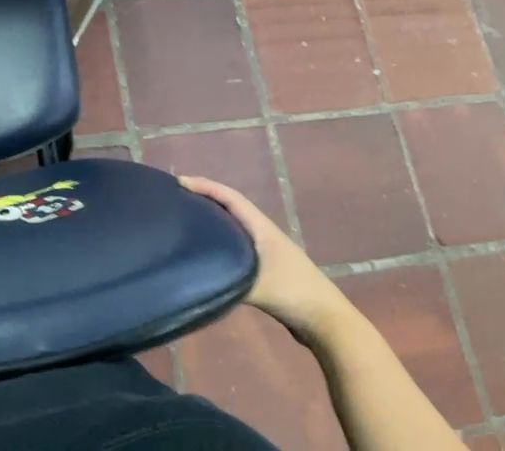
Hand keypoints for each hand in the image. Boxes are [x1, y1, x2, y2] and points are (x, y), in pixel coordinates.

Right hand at [179, 176, 347, 345]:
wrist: (327, 322)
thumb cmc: (293, 293)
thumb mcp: (257, 284)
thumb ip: (226, 277)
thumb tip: (192, 274)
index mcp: (261, 227)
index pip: (229, 197)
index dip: (205, 186)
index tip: (179, 182)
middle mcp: (263, 234)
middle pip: (230, 209)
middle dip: (205, 199)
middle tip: (177, 200)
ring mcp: (266, 252)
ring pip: (233, 230)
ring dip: (213, 222)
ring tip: (186, 224)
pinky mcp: (267, 271)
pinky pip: (236, 249)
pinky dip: (220, 246)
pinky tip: (207, 257)